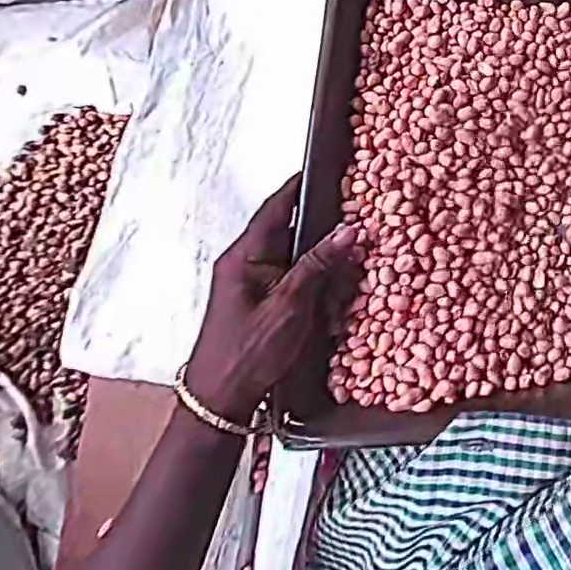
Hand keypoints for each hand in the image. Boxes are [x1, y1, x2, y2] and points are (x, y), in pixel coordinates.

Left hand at [182, 174, 356, 421]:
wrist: (219, 402)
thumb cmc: (248, 354)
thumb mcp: (289, 307)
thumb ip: (318, 265)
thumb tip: (349, 231)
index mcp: (245, 256)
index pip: (276, 208)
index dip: (299, 185)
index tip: (325, 167)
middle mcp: (246, 263)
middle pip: (286, 226)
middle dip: (318, 216)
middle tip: (351, 202)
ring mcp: (253, 282)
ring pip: (292, 251)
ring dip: (318, 245)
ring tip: (351, 236)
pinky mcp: (262, 300)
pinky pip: (292, 273)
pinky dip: (314, 269)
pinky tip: (336, 274)